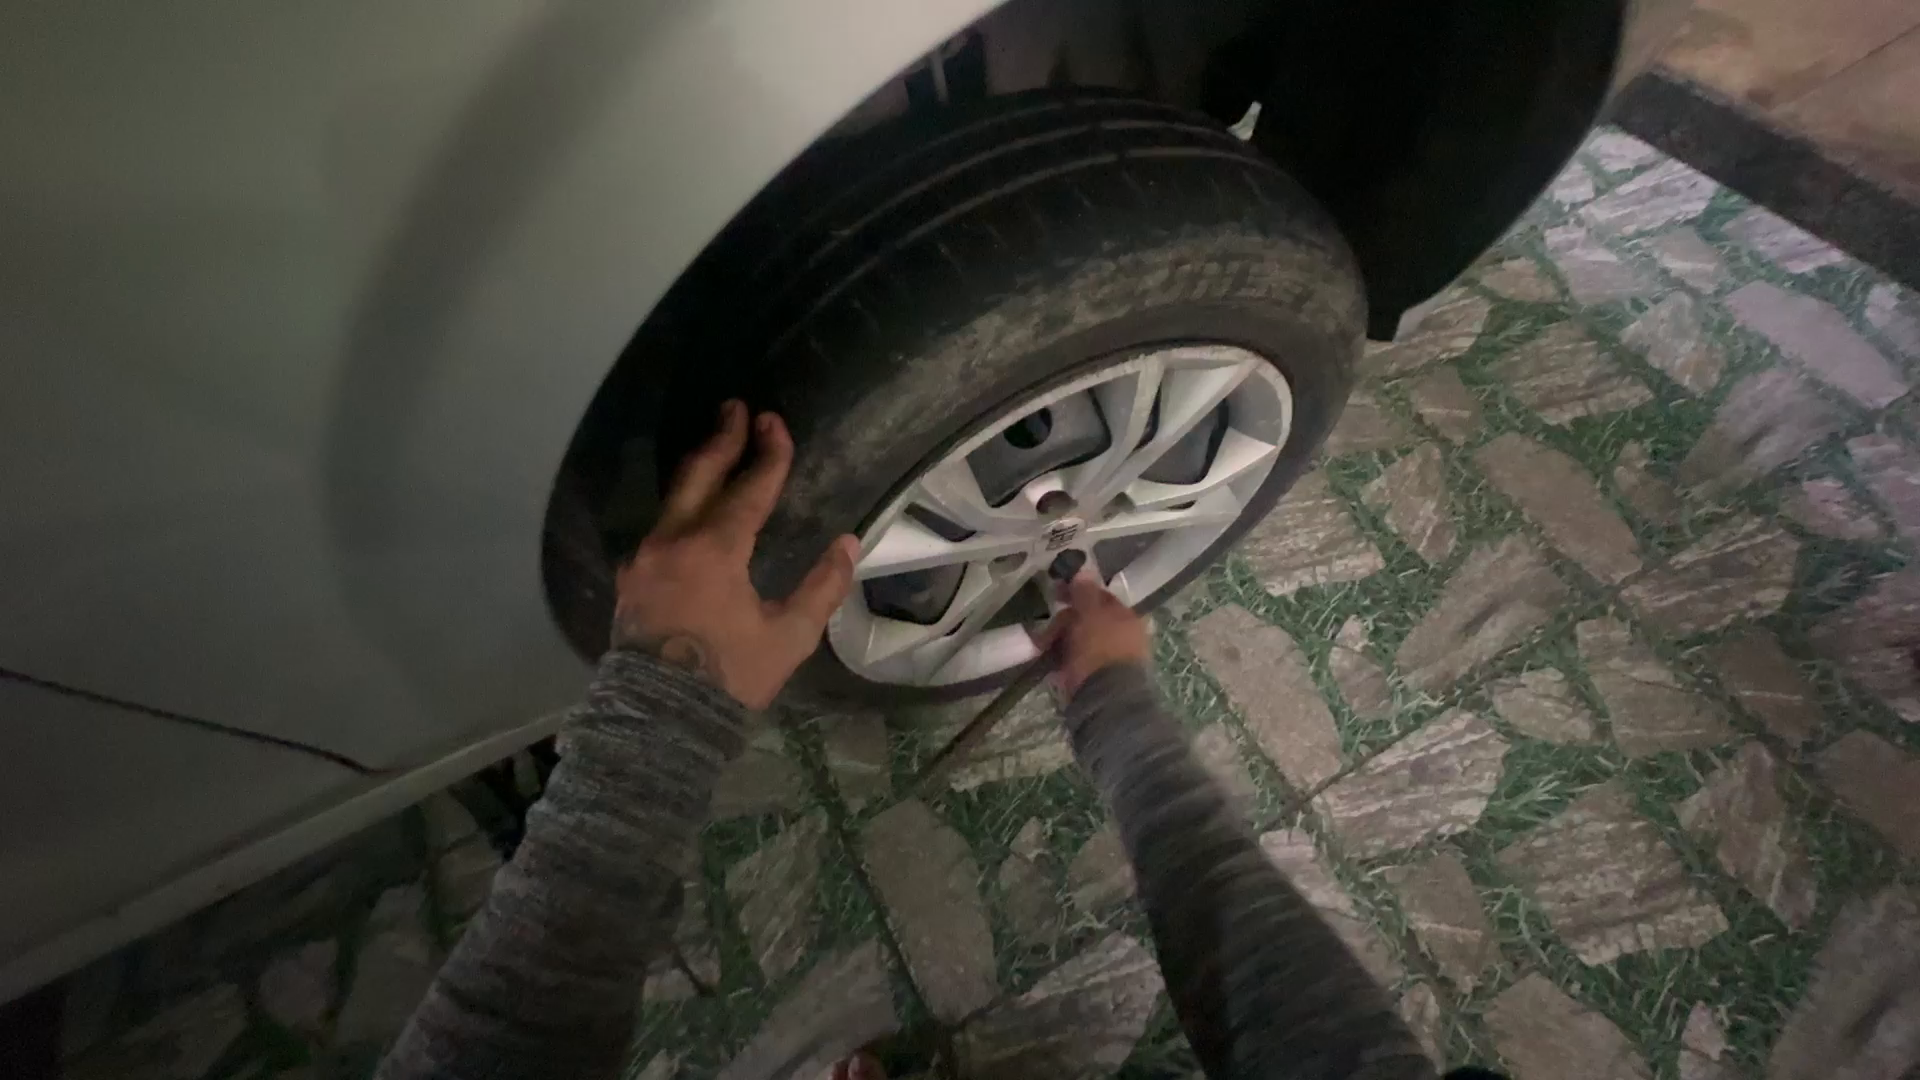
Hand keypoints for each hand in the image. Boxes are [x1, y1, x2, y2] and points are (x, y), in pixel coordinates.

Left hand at [612, 399, 859, 708]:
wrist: (661, 720)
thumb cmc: (731, 676)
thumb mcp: (789, 636)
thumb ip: (822, 587)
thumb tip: (849, 544)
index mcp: (715, 552)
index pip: (748, 490)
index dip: (769, 456)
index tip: (777, 423)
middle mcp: (673, 542)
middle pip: (698, 475)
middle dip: (721, 438)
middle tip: (737, 407)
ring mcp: (644, 557)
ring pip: (674, 497)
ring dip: (700, 467)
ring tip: (719, 445)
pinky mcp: (632, 576)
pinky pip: (660, 524)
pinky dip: (683, 502)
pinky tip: (695, 504)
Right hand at [1036, 571, 1150, 697]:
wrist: (1106, 699)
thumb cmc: (1101, 649)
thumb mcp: (1091, 614)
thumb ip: (1085, 593)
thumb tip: (1082, 571)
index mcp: (1127, 617)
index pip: (1099, 597)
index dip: (1076, 592)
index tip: (1054, 593)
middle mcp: (1121, 636)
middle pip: (1085, 619)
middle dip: (1063, 622)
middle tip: (1047, 631)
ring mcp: (1109, 659)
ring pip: (1076, 641)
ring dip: (1057, 641)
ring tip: (1043, 650)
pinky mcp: (1095, 679)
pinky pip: (1073, 662)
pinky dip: (1060, 661)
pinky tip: (1050, 664)